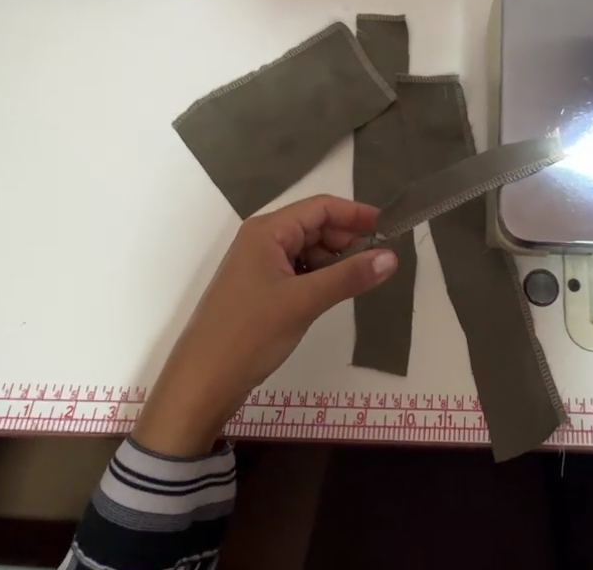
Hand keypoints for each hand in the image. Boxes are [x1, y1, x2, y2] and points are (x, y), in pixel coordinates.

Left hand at [132, 195, 399, 456]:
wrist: (200, 384)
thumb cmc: (248, 334)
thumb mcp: (304, 302)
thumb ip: (349, 276)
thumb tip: (392, 256)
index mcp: (268, 231)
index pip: (321, 207)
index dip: (356, 214)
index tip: (390, 228)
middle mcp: (263, 240)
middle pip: (315, 226)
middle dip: (347, 239)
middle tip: (380, 259)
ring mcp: (260, 265)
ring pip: (309, 250)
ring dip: (335, 260)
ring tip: (363, 278)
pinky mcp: (260, 290)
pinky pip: (299, 271)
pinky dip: (321, 277)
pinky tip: (336, 292)